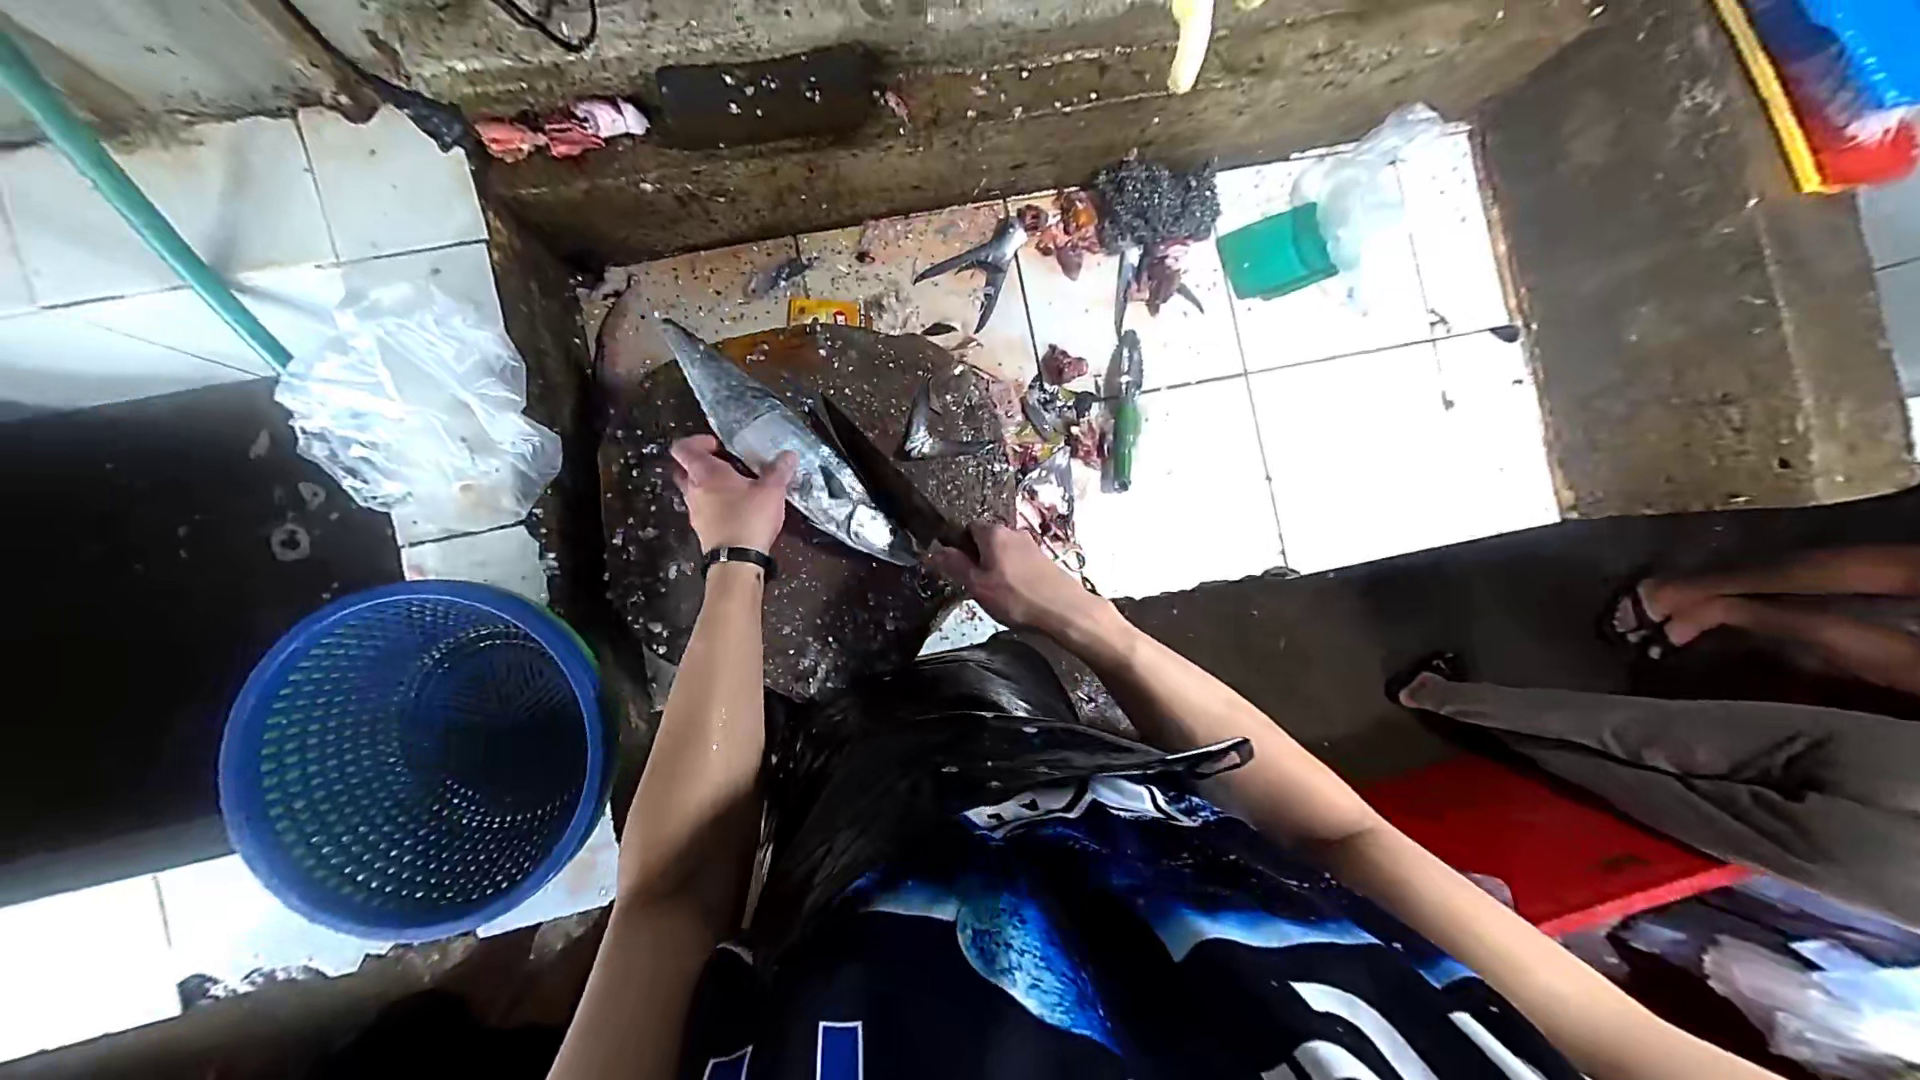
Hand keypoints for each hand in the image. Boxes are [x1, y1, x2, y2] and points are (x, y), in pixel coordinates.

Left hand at [669, 435, 795, 553]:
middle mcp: (693, 490)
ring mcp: (695, 512)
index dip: (695, 441)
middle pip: (683, 469)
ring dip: (707, 486)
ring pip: (692, 491)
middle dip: (699, 464)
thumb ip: (779, 470)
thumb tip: (788, 455)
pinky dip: (714, 505)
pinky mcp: (702, 529)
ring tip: (734, 488)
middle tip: (722, 464)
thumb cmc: (749, 518)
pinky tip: (735, 509)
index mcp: (705, 474)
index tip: (716, 445)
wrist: (737, 560)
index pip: (683, 449)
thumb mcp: (771, 491)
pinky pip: (703, 509)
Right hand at [928, 522, 1113, 638]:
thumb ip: (954, 566)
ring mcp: (1031, 545)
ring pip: (1003, 552)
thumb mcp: (977, 585)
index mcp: (994, 532)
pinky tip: (1015, 594)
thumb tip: (933, 552)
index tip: (957, 568)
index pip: (967, 528)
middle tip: (975, 585)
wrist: (1065, 611)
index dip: (958, 546)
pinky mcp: (1044, 560)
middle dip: (977, 558)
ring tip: (996, 594)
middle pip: (986, 540)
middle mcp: (1013, 532)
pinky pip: (1018, 562)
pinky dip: (1012, 574)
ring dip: (996, 568)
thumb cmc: (1016, 597)